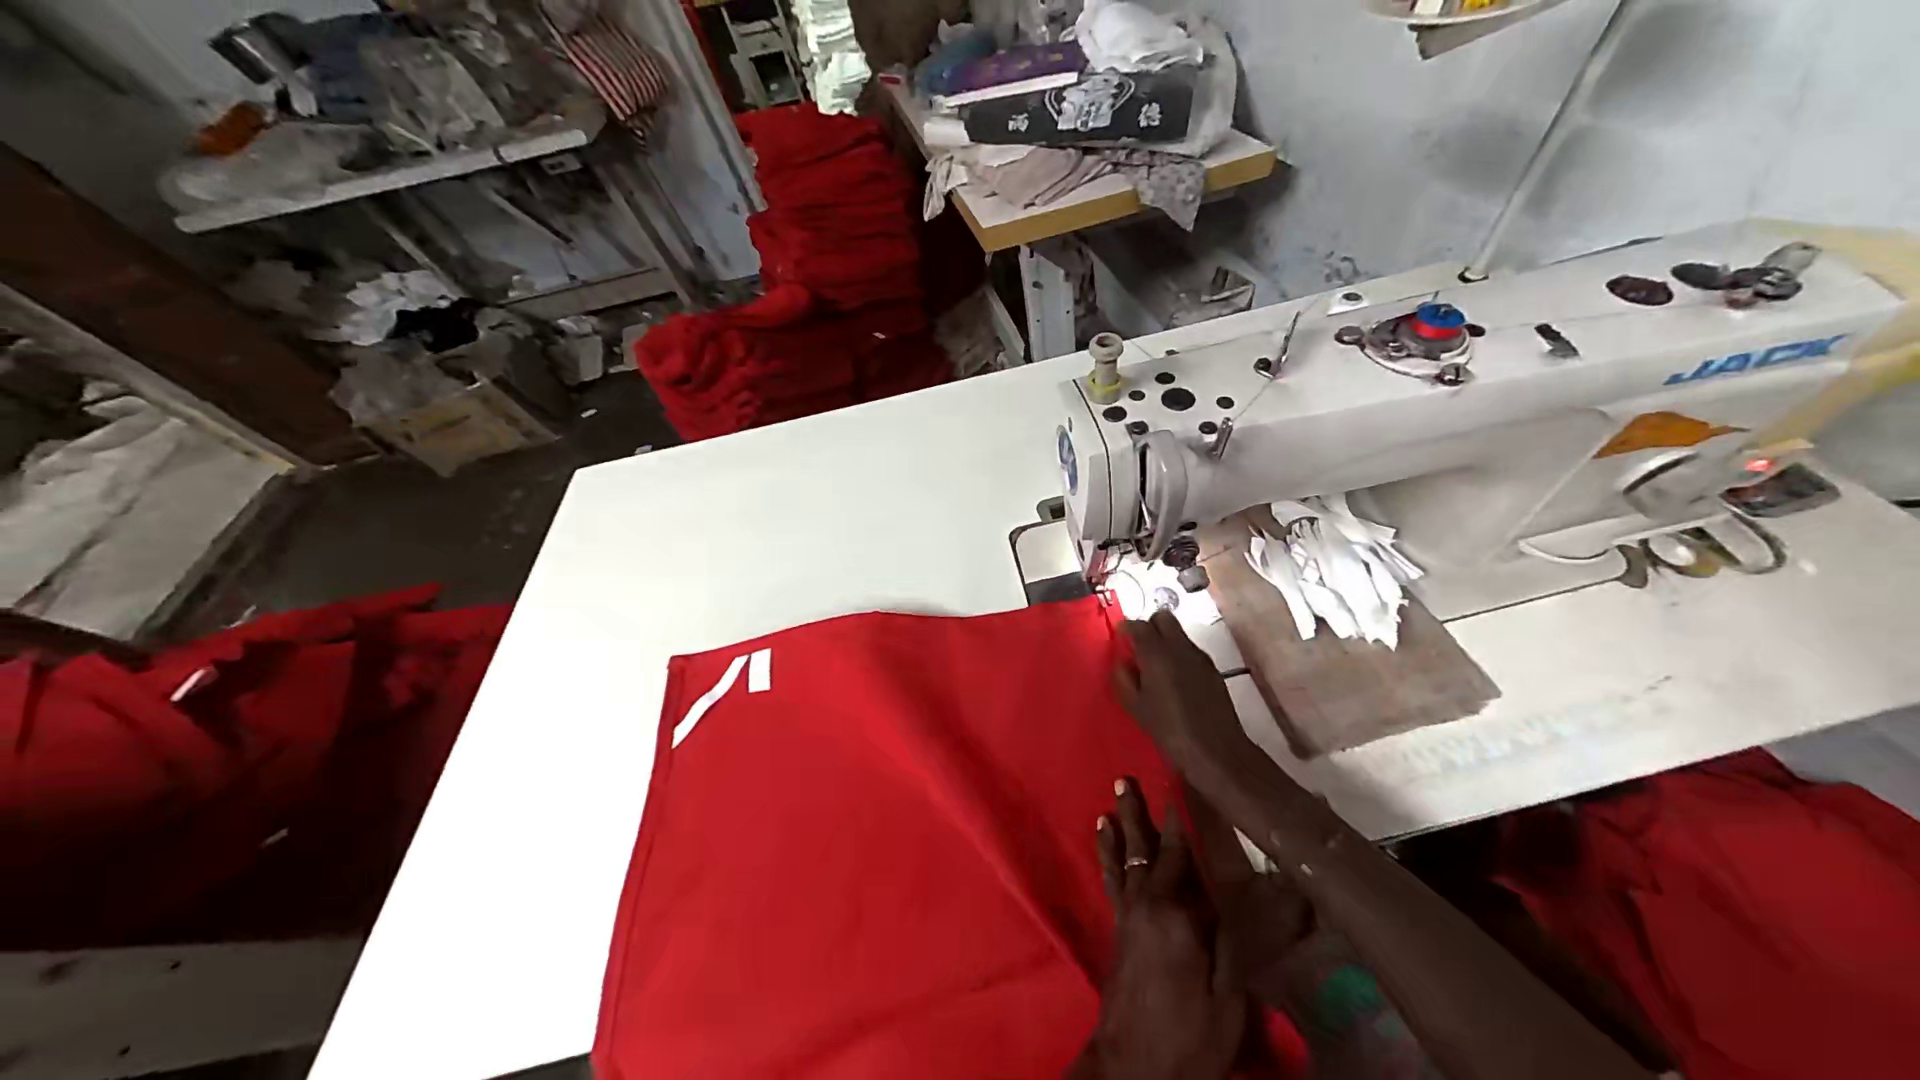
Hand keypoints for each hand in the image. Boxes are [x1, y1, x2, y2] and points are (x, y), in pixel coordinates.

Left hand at [1077, 777, 1244, 1079]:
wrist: (1133, 1067)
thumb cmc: (1189, 1035)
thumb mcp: (1228, 996)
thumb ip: (1228, 940)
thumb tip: (1231, 893)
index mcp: (1175, 913)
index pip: (1179, 854)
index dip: (1178, 820)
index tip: (1176, 783)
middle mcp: (1145, 903)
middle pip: (1143, 849)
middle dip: (1136, 813)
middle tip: (1124, 778)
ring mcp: (1127, 916)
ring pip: (1122, 861)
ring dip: (1118, 830)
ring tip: (1109, 804)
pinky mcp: (1118, 931)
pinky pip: (1112, 881)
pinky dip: (1107, 858)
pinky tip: (1104, 846)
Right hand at [1112, 612, 1258, 789]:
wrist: (1215, 750)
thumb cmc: (1169, 730)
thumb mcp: (1136, 707)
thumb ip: (1124, 679)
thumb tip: (1123, 663)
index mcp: (1156, 653)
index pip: (1137, 625)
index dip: (1125, 630)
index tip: (1119, 641)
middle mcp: (1180, 647)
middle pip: (1162, 618)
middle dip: (1148, 627)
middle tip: (1138, 649)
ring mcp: (1200, 656)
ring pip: (1178, 633)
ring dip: (1164, 641)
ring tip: (1155, 668)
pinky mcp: (1212, 669)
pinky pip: (1190, 650)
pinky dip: (1179, 655)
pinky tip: (1174, 681)